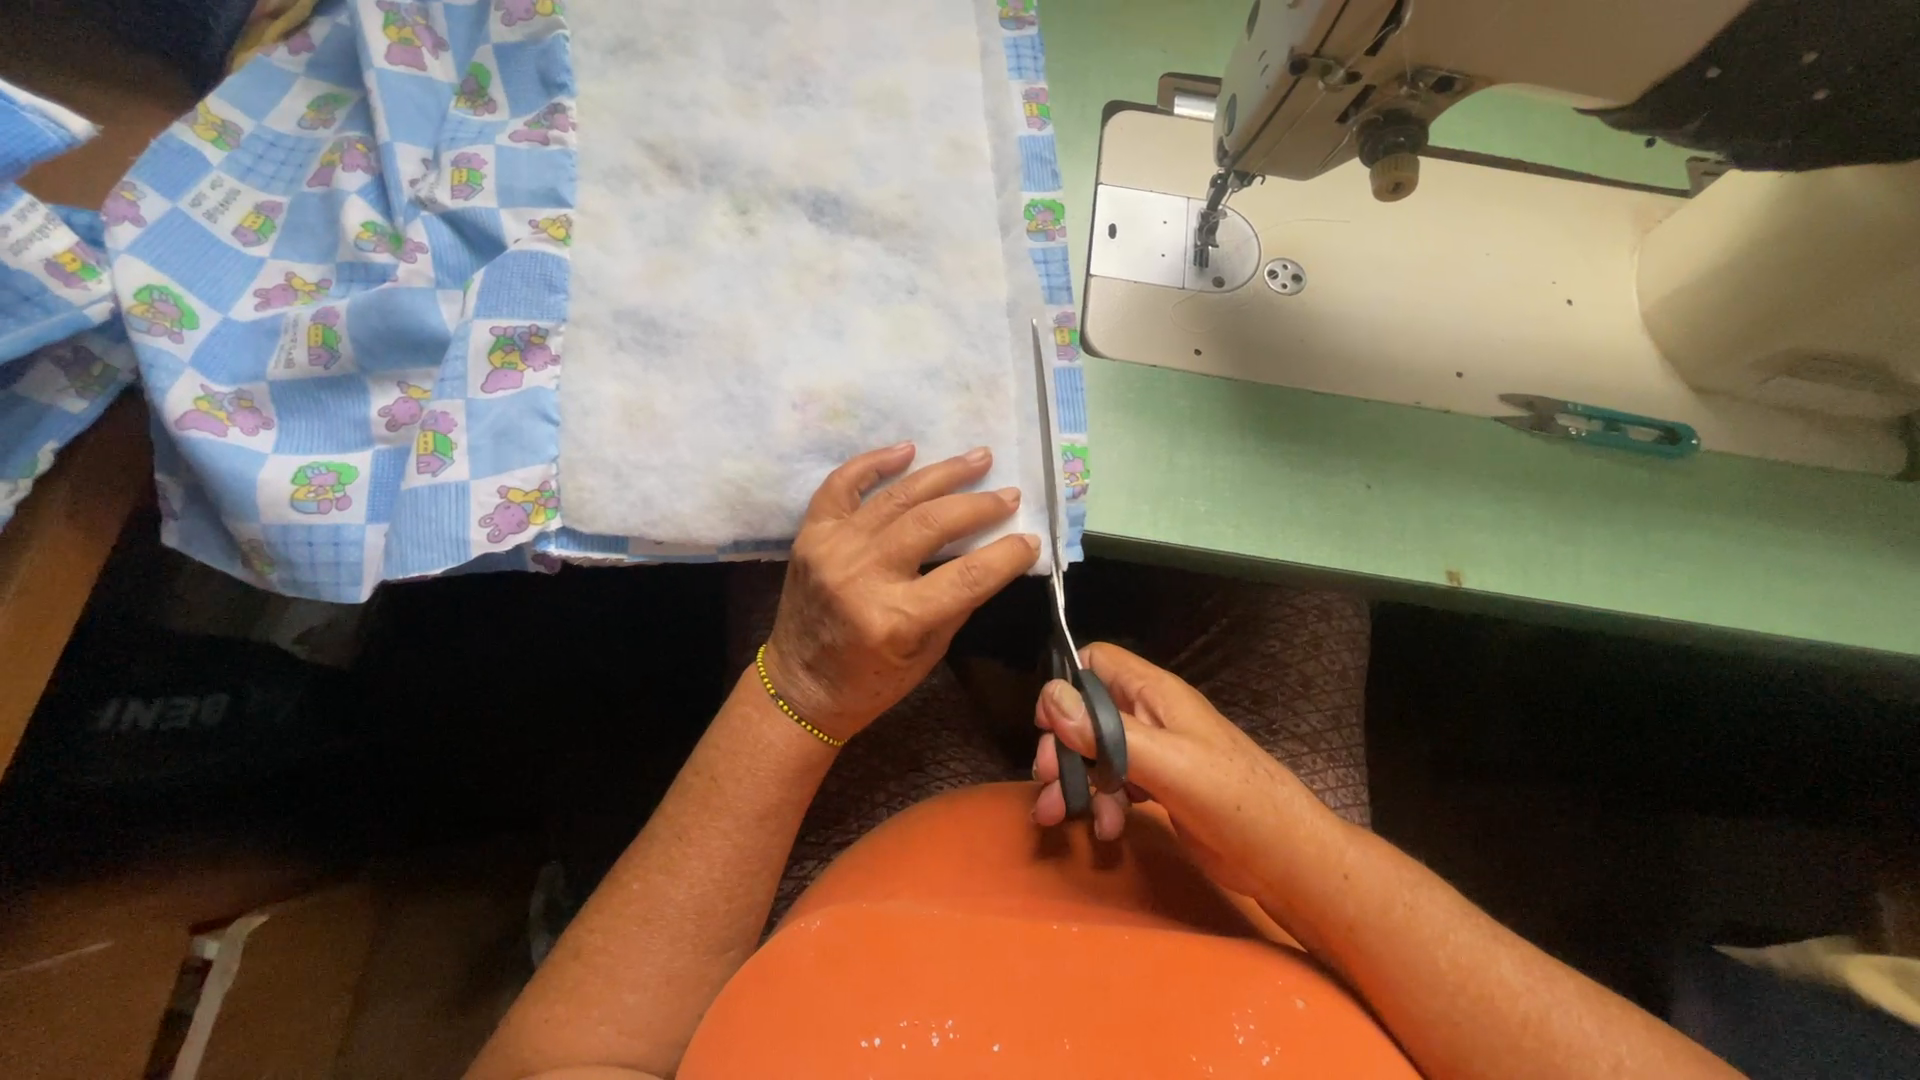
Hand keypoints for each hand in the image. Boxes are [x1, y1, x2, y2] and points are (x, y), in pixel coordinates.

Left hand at [762, 443, 1040, 741]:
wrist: (799, 687)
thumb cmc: (871, 680)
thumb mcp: (929, 653)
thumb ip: (960, 600)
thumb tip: (995, 555)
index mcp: (895, 619)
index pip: (967, 575)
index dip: (1006, 554)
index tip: (1030, 539)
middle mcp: (862, 576)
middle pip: (933, 524)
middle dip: (980, 505)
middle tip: (1009, 495)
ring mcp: (832, 550)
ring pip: (897, 497)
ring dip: (943, 473)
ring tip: (979, 458)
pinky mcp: (811, 536)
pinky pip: (841, 486)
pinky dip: (873, 463)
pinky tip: (908, 450)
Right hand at [1030, 643, 1333, 897]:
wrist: (1285, 858)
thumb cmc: (1233, 800)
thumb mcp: (1166, 763)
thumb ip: (1108, 732)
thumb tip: (1051, 698)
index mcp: (1155, 695)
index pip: (1098, 661)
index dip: (1067, 685)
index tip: (1048, 725)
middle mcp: (1152, 717)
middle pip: (1088, 712)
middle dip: (1063, 746)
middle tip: (1048, 781)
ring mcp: (1157, 753)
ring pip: (1097, 752)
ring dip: (1076, 781)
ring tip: (1062, 816)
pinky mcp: (1161, 787)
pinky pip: (1115, 783)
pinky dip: (1102, 802)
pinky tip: (1105, 829)